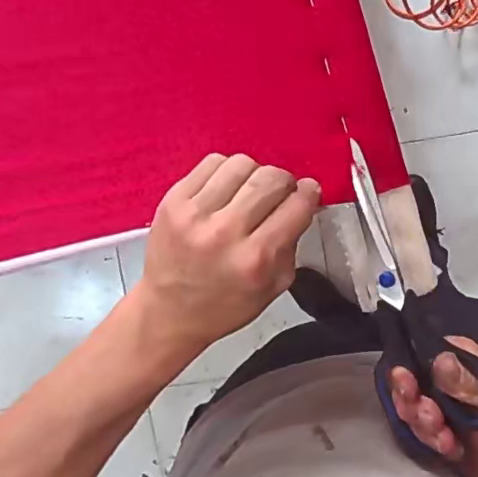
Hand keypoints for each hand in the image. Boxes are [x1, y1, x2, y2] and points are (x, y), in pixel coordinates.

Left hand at [133, 153, 321, 355]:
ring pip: (242, 164)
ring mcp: (195, 214)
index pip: (297, 205)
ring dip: (255, 174)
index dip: (309, 194)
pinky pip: (211, 164)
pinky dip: (226, 171)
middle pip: (272, 178)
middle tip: (280, 194)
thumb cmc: (223, 305)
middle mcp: (226, 233)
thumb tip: (302, 204)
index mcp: (256, 259)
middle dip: (284, 182)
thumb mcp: (275, 287)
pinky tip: (226, 189)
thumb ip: (292, 244)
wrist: (169, 312)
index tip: (308, 193)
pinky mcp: (173, 201)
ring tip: (250, 192)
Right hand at [387, 337, 477, 476]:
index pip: (422, 348)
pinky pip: (412, 428)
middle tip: (433, 419)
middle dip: (414, 405)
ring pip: (407, 406)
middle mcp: (443, 373)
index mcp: (461, 356)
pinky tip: (451, 448)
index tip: (411, 389)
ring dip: (425, 427)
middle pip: (407, 379)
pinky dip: (429, 441)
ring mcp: (433, 398)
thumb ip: (466, 383)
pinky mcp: (427, 422)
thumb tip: (441, 361)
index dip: (410, 369)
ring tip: (448, 440)